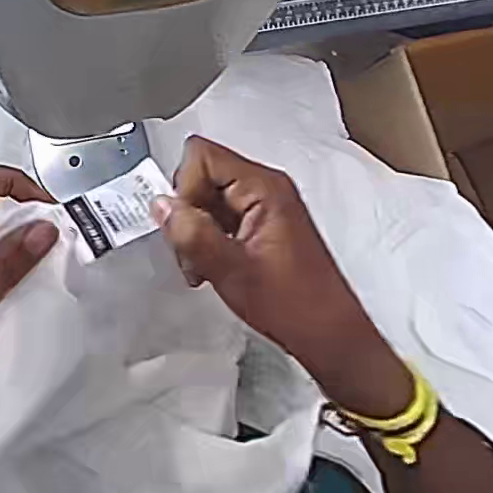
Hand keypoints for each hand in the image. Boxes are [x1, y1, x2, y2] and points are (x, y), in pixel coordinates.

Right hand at [155, 136, 411, 416]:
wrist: (331, 337)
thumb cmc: (294, 307)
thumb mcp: (231, 271)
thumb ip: (192, 233)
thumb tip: (161, 205)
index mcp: (264, 187)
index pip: (202, 156)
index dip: (185, 187)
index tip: (188, 225)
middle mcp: (265, 187)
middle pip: (201, 174)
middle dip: (186, 211)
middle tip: (191, 252)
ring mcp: (264, 204)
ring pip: (206, 196)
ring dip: (194, 230)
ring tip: (201, 267)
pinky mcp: (261, 221)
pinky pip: (219, 214)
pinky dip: (206, 238)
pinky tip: (211, 267)